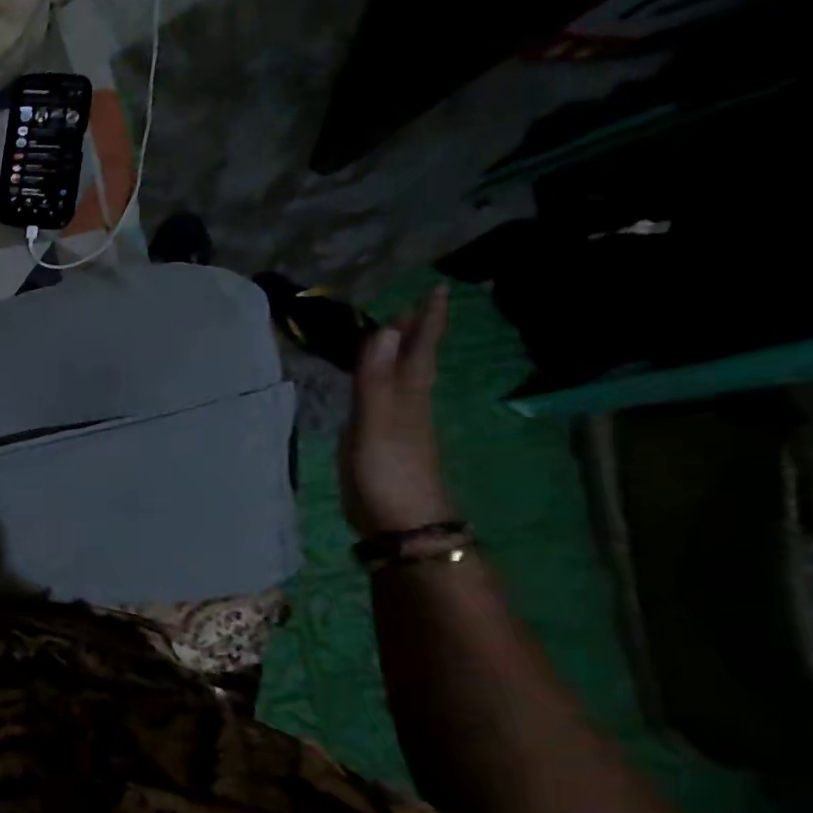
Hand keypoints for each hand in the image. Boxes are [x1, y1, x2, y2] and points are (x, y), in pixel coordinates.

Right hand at [339, 284, 456, 537]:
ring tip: (394, 337)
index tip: (437, 288)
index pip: (420, 349)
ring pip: (403, 380)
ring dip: (400, 356)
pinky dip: (383, 382)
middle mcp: (409, 404)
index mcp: (410, 395)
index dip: (426, 320)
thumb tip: (386, 328)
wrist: (402, 523)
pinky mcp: (384, 443)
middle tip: (412, 306)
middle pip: (415, 362)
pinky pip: (386, 400)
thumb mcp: (377, 422)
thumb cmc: (389, 471)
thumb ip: (376, 378)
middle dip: (415, 334)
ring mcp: (399, 426)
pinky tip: (375, 387)